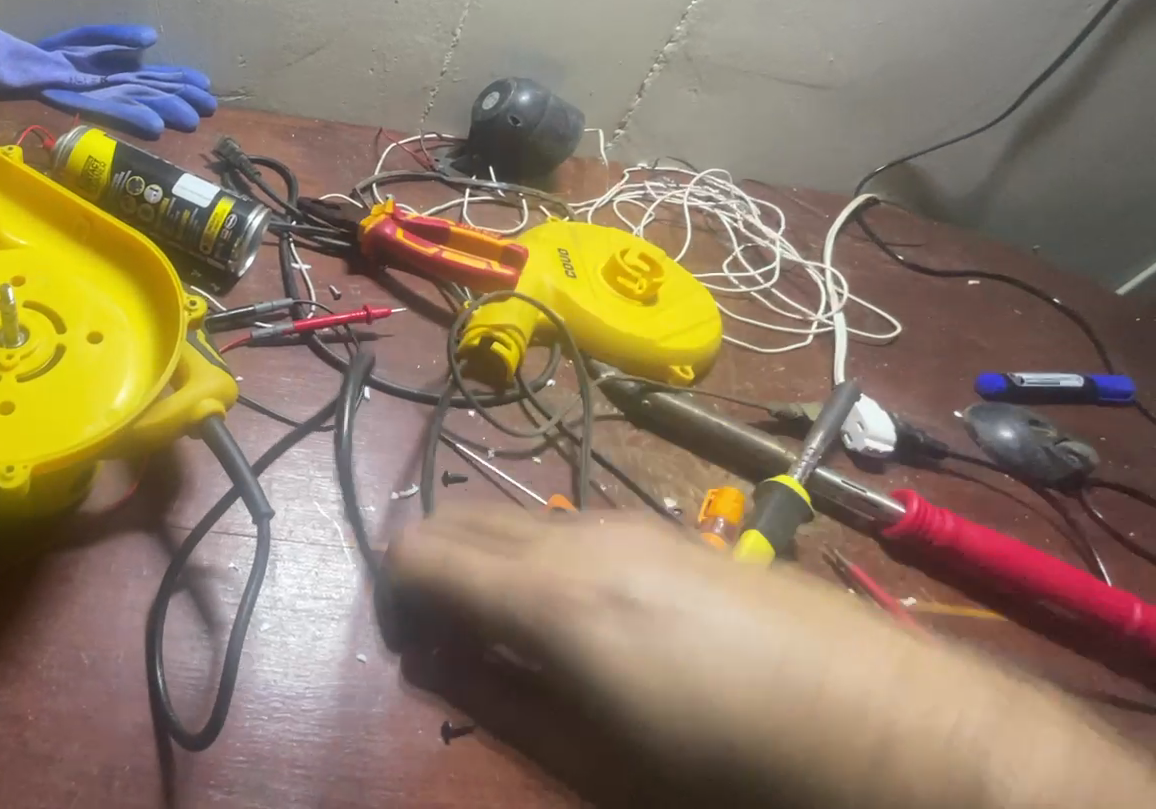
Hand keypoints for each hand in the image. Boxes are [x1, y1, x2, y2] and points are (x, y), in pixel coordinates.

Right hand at [386, 504, 1155, 805]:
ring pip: (499, 519)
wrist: (906, 735)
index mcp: (548, 599)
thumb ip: (491, 700)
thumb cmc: (738, 778)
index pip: (413, 553)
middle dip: (425, 576)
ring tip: (513, 640)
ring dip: (476, 566)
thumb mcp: (597, 768)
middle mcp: (569, 538)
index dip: (390, 597)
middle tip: (451, 646)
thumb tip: (421, 657)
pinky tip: (577, 622)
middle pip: (447, 521)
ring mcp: (614, 522)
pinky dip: (524, 559)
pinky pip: (552, 526)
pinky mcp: (654, 526)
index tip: (412, 650)